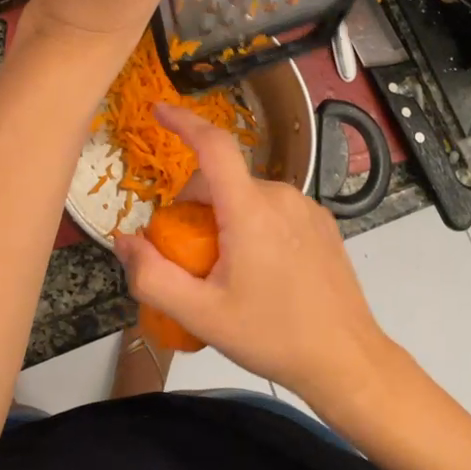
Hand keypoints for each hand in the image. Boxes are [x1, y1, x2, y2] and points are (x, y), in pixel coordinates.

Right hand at [113, 105, 392, 399]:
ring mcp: (306, 208)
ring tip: (228, 274)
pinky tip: (261, 273)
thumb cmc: (273, 336)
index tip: (158, 109)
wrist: (346, 360)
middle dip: (195, 211)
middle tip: (192, 263)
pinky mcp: (322, 223)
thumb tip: (124, 241)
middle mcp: (281, 196)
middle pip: (221, 182)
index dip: (183, 122)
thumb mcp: (201, 316)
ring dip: (224, 220)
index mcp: (250, 209)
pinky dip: (253, 226)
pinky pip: (272, 210)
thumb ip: (153, 277)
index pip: (213, 145)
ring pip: (246, 197)